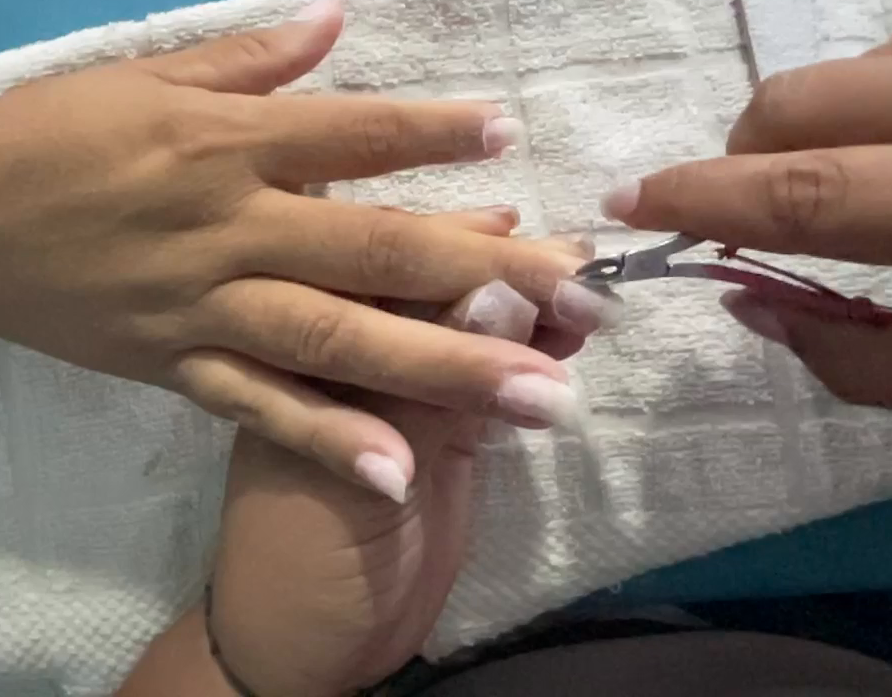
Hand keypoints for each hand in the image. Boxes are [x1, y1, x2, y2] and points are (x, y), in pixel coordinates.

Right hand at [0, 0, 615, 495]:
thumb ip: (248, 56)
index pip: (348, 134)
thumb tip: (335, 14)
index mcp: (221, 143)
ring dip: (446, 367)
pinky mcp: (174, 368)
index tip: (508, 137)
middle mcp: (229, 227)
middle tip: (584, 294)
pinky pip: (260, 409)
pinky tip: (402, 472)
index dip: (430, 130)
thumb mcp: (141, 74)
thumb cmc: (47, 136)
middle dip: (486, 268)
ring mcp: (204, 308)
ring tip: (542, 396)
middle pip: (373, 248)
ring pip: (339, 340)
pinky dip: (328, 440)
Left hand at [205, 274, 554, 696]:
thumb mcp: (357, 467)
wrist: (310, 650)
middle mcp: (354, 352)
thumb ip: (426, 388)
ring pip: (467, 332)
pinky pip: (488, 382)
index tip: (528, 240)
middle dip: (504, 272)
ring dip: (526, 311)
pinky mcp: (438, 427)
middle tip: (578, 261)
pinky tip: (566, 339)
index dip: (456, 253)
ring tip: (587, 290)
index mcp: (307, 345)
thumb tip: (500, 294)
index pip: (383, 278)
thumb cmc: (304, 554)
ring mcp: (400, 388)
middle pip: (433, 294)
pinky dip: (529, 362)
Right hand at [607, 0, 891, 423]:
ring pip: (840, 77)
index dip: (699, 199)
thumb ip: (865, 358)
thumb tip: (741, 296)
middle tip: (755, 207)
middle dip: (738, 155)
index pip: (806, 194)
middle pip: (795, 104)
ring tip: (890, 180)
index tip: (626, 203)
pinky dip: (884, 105)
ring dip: (819, 134)